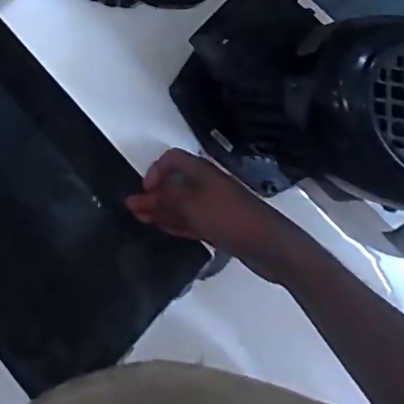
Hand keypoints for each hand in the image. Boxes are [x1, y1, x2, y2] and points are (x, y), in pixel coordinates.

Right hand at [125, 148, 312, 283]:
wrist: (269, 244)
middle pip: (174, 183)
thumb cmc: (226, 216)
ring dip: (162, 211)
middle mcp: (205, 184)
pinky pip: (191, 220)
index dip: (155, 171)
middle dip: (154, 195)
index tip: (145, 191)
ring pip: (181, 204)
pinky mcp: (219, 225)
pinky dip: (176, 223)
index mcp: (200, 170)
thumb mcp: (188, 206)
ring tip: (142, 220)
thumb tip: (133, 200)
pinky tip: (164, 229)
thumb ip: (160, 202)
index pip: (171, 159)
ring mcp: (213, 205)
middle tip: (135, 210)